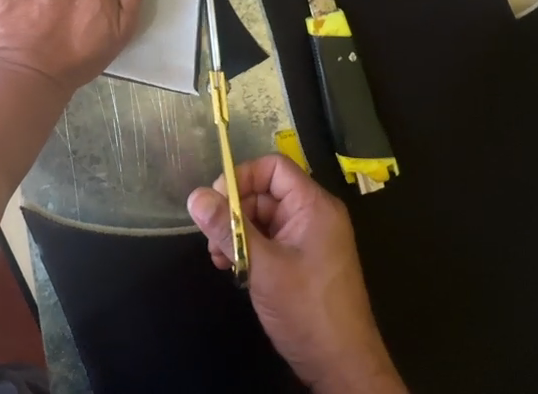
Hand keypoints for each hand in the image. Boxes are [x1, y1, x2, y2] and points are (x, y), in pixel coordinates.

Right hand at [188, 155, 404, 393]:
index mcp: (314, 206)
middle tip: (212, 237)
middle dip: (234, 210)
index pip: (273, 168)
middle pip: (265, 192)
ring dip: (237, 232)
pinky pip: (269, 240)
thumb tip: (194, 196)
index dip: (242, 176)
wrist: (342, 368)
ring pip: (263, 218)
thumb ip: (228, 229)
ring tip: (218, 257)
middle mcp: (314, 216)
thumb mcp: (261, 266)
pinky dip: (248, 248)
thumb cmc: (307, 310)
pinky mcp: (302, 262)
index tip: (217, 202)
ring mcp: (309, 240)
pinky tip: (230, 267)